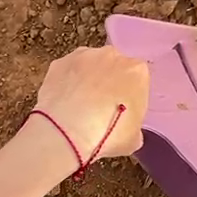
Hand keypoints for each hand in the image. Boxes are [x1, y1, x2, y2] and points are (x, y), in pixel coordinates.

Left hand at [32, 46, 148, 165]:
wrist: (68, 133)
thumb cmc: (105, 134)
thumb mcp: (133, 139)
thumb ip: (133, 126)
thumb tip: (126, 129)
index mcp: (137, 72)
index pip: (136, 80)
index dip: (129, 97)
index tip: (123, 111)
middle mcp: (112, 57)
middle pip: (112, 67)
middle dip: (107, 85)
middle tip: (100, 110)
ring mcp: (83, 57)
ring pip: (88, 67)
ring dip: (85, 82)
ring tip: (78, 109)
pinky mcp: (59, 63)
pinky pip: (65, 73)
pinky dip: (64, 85)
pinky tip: (62, 105)